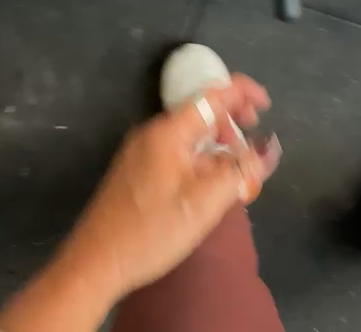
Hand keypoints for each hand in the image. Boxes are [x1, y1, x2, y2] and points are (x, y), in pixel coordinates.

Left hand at [49, 76, 280, 301]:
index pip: (213, 94)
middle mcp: (153, 132)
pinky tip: (206, 184)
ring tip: (233, 170)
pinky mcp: (134, 171)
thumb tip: (270, 146)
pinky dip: (198, 157)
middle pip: (201, 112)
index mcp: (170, 130)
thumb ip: (242, 169)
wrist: (91, 267)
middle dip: (231, 122)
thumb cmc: (151, 230)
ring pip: (189, 134)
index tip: (265, 105)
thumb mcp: (205, 201)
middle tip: (253, 139)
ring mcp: (140, 151)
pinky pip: (175, 150)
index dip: (243, 92)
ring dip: (216, 144)